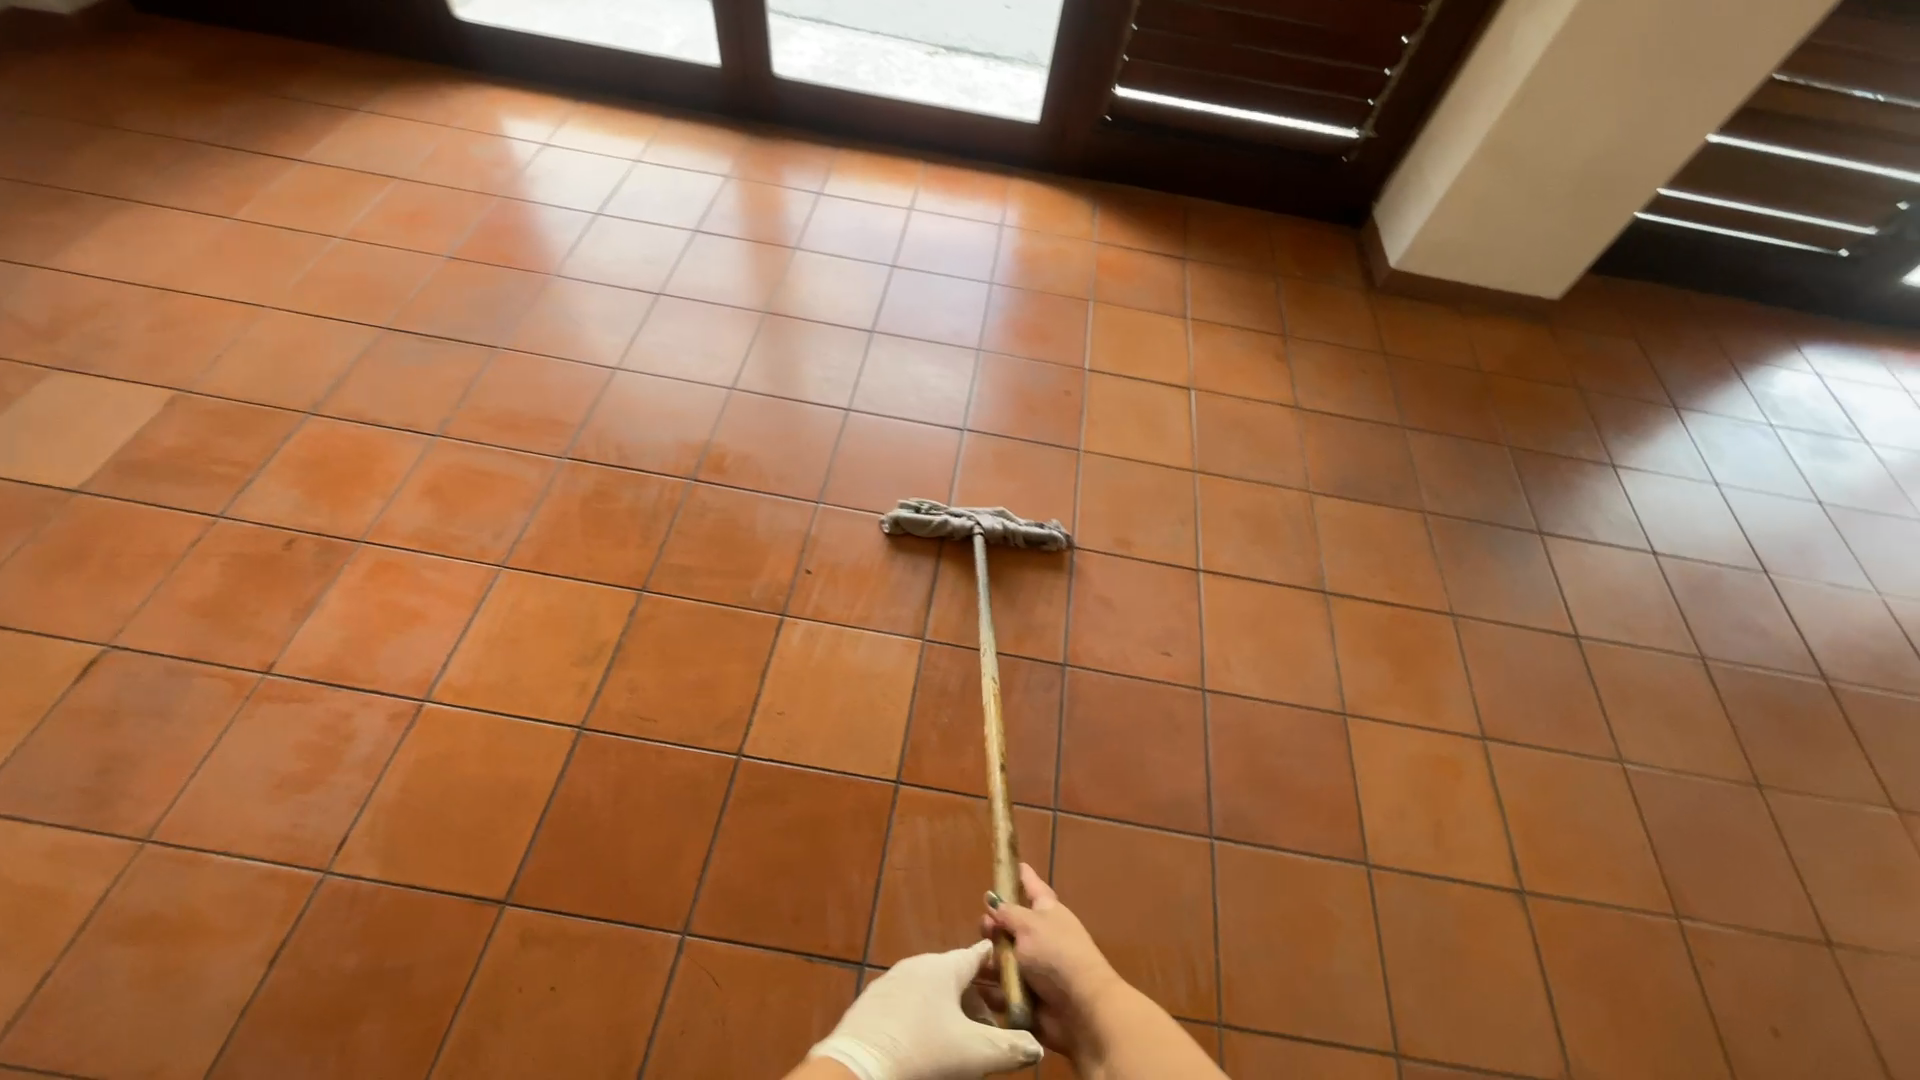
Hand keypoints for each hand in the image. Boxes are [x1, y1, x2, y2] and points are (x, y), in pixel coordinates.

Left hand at [808, 941, 1043, 1079]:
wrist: (858, 1067)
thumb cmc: (924, 1051)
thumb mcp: (974, 1053)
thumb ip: (1010, 1047)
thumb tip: (1037, 1046)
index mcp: (945, 967)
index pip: (978, 955)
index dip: (997, 966)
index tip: (1013, 974)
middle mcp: (918, 965)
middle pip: (955, 976)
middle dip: (977, 1000)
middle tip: (992, 1027)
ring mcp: (892, 982)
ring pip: (931, 990)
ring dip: (951, 1010)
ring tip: (962, 1040)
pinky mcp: (873, 1002)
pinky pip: (909, 1002)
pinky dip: (925, 1016)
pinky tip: (928, 1043)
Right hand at [977, 863, 1127, 1058]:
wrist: (1081, 1008)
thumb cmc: (1056, 955)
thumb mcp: (1030, 925)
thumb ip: (1008, 912)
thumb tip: (992, 900)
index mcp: (1047, 912)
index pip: (1033, 887)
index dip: (1023, 876)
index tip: (1014, 864)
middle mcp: (1041, 937)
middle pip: (1010, 925)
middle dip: (993, 926)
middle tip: (985, 929)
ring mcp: (1034, 968)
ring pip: (1002, 957)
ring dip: (988, 959)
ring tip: (975, 962)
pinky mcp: (1028, 996)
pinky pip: (1003, 988)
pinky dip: (991, 988)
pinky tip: (976, 986)